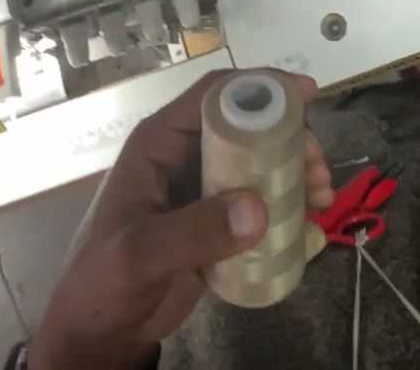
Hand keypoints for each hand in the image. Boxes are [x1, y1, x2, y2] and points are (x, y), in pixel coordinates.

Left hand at [30, 70, 334, 369]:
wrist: (97, 334)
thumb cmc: (103, 279)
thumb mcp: (141, 253)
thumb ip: (194, 231)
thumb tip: (259, 207)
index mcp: (161, 142)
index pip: (213, 95)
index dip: (259, 85)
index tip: (304, 93)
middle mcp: (185, 155)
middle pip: (246, 126)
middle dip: (289, 138)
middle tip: (319, 164)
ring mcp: (202, 188)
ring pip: (257, 161)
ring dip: (294, 171)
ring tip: (322, 195)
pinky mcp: (215, 222)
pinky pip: (258, 200)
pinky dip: (287, 204)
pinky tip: (311, 221)